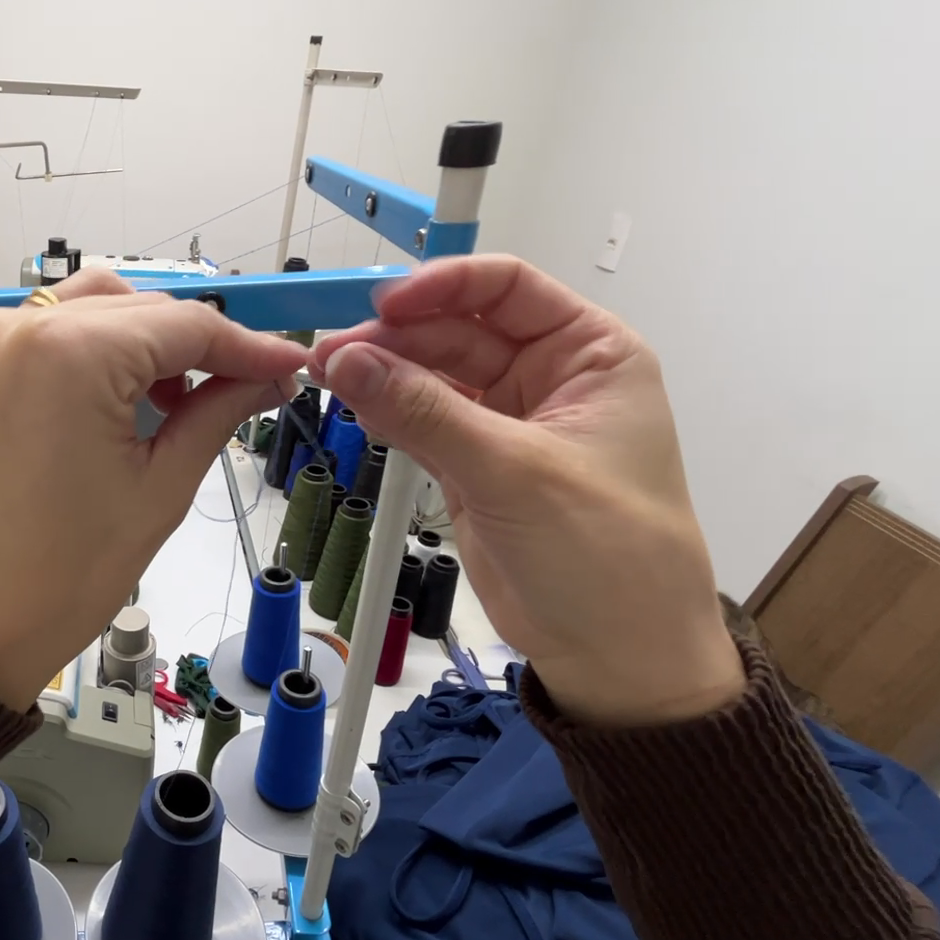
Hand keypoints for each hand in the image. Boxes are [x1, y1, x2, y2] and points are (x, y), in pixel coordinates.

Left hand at [0, 268, 306, 710]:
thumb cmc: (67, 574)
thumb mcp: (162, 487)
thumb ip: (220, 412)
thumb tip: (271, 376)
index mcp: (67, 354)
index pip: (183, 324)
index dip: (245, 346)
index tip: (287, 365)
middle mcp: (18, 326)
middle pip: (140, 309)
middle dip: (199, 346)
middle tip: (247, 388)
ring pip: (97, 307)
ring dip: (148, 341)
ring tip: (177, 401)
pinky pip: (53, 329)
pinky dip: (99, 348)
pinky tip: (126, 396)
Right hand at [310, 256, 742, 725]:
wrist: (612, 652)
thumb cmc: (600, 551)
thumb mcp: (512, 469)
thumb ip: (423, 411)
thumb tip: (344, 359)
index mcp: (588, 355)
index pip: (507, 290)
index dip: (442, 287)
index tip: (380, 307)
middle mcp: (546, 378)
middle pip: (457, 332)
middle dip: (395, 339)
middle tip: (330, 355)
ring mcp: (503, 422)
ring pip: (431, 377)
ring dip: (381, 375)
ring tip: (327, 377)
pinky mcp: (470, 464)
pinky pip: (419, 422)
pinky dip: (385, 413)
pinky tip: (352, 406)